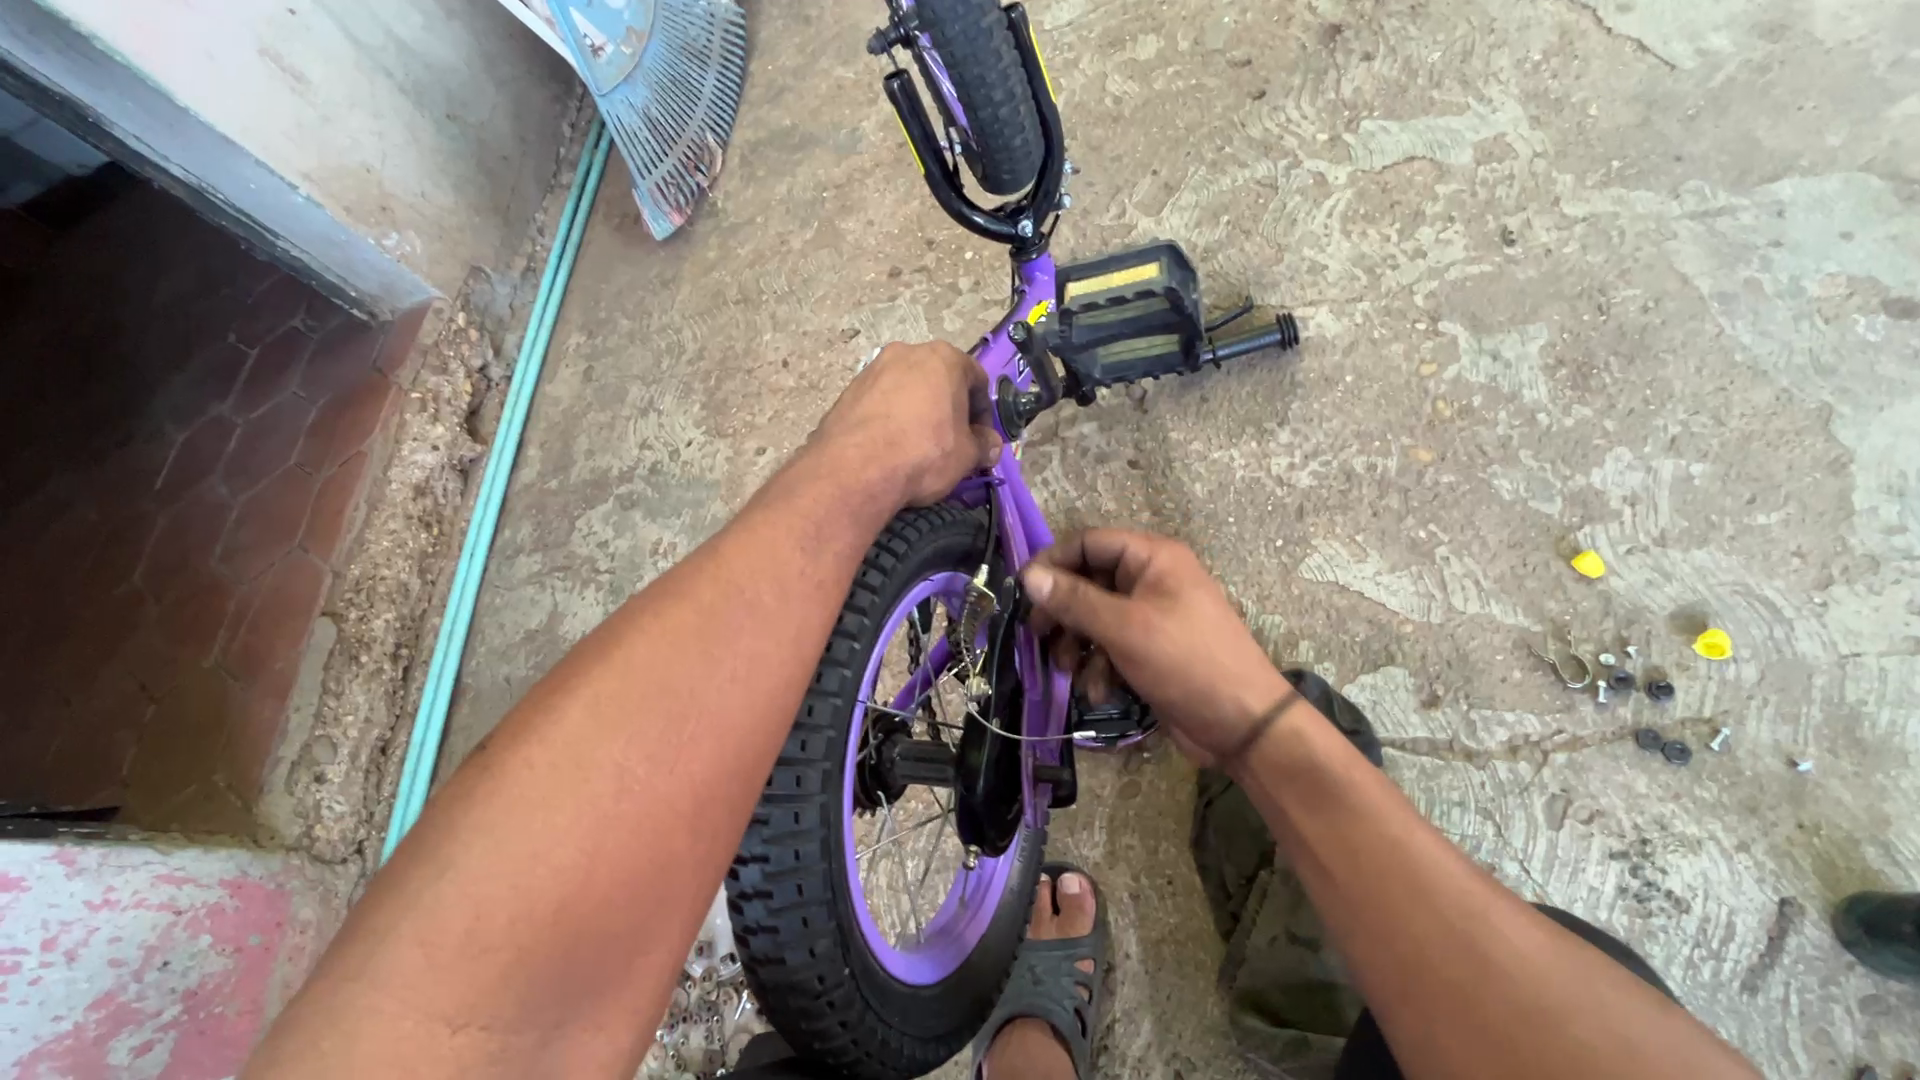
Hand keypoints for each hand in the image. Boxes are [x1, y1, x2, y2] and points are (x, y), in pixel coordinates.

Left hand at [810, 341, 1001, 506]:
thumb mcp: (966, 455)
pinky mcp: (849, 390)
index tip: (980, 439)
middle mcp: (908, 353)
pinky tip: (890, 446)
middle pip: (940, 379)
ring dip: (918, 411)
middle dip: (949, 408)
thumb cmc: (925, 453)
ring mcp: (874, 369)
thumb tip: (990, 446)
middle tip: (951, 441)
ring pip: (908, 389)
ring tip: (918, 446)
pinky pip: (881, 402)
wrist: (857, 467)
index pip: (977, 379)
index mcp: (945, 358)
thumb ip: (983, 445)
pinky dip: (891, 418)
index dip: (983, 413)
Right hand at [1022, 528, 1292, 762]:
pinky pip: (1110, 647)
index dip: (1054, 563)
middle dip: (1063, 612)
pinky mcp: (1150, 652)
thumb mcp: (1125, 628)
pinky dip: (1099, 668)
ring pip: (1094, 619)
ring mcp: (1151, 617)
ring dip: (1077, 645)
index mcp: (1152, 558)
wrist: (1242, 724)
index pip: (1090, 543)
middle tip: (1038, 635)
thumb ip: (1074, 600)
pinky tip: (1100, 691)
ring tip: (1068, 670)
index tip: (1023, 591)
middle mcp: (1151, 580)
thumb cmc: (1186, 662)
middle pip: (1088, 582)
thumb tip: (1028, 575)